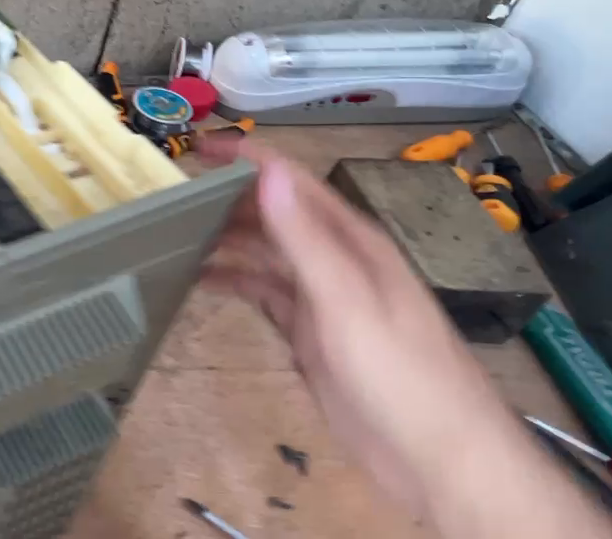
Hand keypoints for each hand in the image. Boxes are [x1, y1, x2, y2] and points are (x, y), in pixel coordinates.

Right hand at [200, 139, 611, 536]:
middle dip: (226, 197)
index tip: (197, 147)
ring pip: (263, 251)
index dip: (247, 159)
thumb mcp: (348, 300)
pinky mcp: (309, 330)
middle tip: (170, 192)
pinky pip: (261, 290)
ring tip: (173, 231)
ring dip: (223, 237)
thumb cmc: (400, 374)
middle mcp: (335, 259)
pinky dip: (229, 279)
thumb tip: (266, 172)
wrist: (442, 464)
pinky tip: (197, 278)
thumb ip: (306, 237)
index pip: (292, 182)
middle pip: (273, 213)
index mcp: (351, 242)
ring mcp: (321, 296)